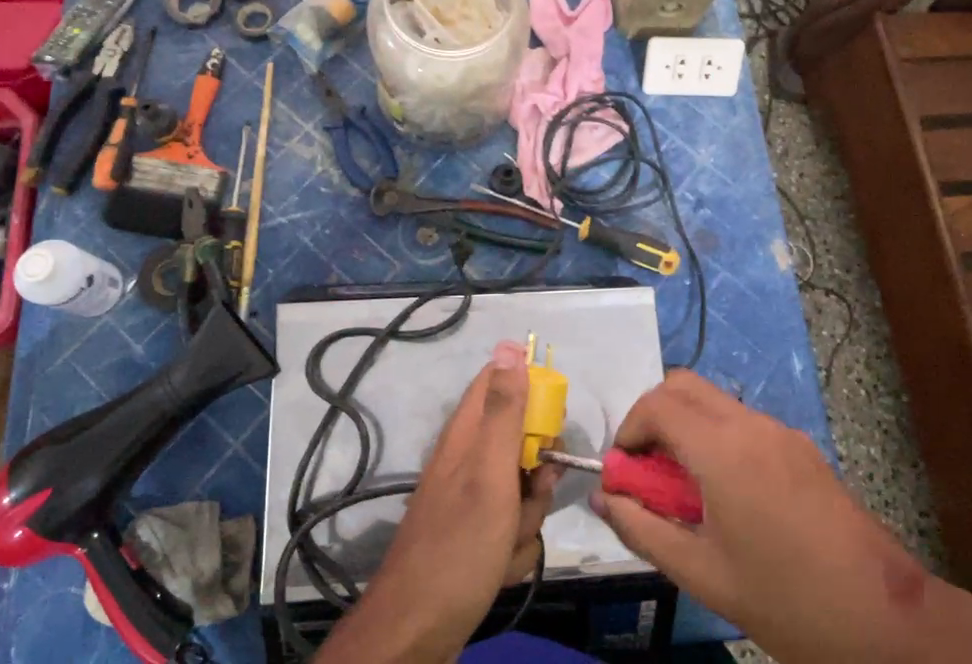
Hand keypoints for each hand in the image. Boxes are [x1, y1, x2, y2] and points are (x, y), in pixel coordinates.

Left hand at [318, 341, 561, 662]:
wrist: (418, 626)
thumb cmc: (458, 546)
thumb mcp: (489, 473)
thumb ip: (503, 411)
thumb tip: (510, 345)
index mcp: (466, 435)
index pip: (501, 383)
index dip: (533, 393)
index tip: (552, 424)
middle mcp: (468, 461)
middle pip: (524, 446)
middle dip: (537, 479)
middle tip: (526, 497)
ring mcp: (473, 502)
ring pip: (524, 494)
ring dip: (527, 523)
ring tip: (505, 544)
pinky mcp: (478, 537)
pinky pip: (515, 532)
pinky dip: (514, 552)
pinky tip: (498, 568)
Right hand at [593, 371, 971, 663]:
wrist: (882, 617)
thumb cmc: (783, 598)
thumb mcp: (700, 573)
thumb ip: (642, 529)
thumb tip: (604, 500)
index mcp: (724, 450)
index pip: (657, 404)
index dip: (628, 430)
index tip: (623, 473)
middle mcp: (752, 425)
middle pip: (684, 386)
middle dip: (653, 418)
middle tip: (648, 471)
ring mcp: (783, 433)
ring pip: (715, 403)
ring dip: (686, 428)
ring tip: (685, 493)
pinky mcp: (803, 449)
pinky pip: (744, 424)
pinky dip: (717, 440)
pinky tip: (726, 497)